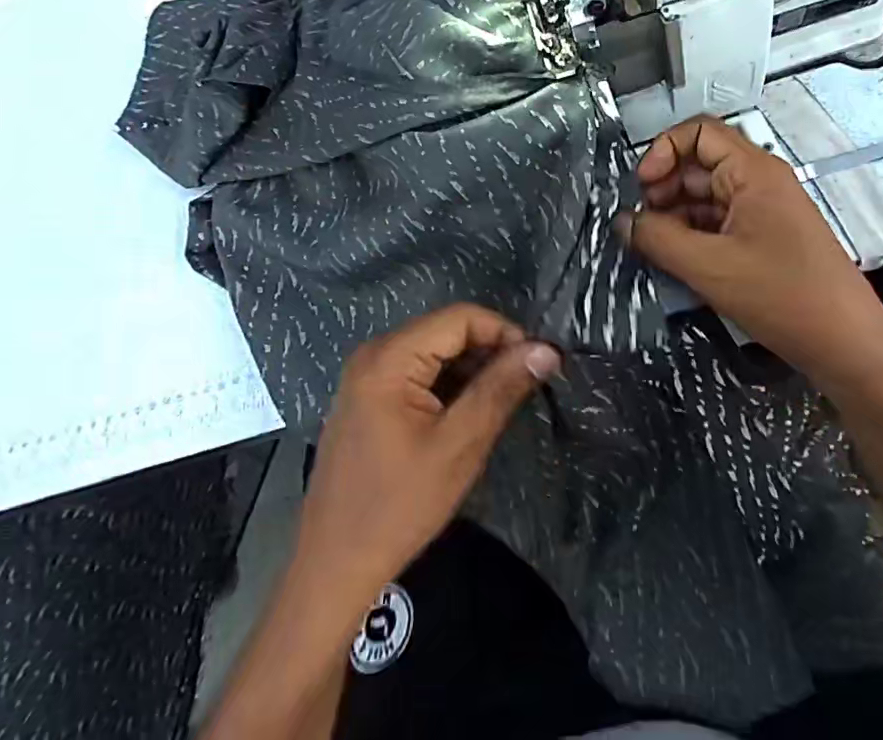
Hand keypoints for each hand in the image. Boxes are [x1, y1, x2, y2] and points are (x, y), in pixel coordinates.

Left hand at [292, 304, 560, 602]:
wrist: (335, 566)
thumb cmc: (399, 505)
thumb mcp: (461, 443)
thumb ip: (503, 387)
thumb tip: (547, 349)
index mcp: (388, 359)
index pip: (462, 318)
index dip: (507, 334)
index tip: (536, 367)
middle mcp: (373, 356)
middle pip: (449, 331)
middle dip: (492, 353)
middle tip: (522, 390)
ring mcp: (367, 378)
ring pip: (438, 353)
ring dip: (474, 371)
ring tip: (499, 406)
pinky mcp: (369, 399)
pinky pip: (421, 373)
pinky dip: (452, 386)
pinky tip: (467, 417)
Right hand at [618, 116, 882, 383]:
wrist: (843, 339)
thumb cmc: (782, 295)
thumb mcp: (709, 267)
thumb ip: (658, 239)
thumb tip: (624, 222)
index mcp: (753, 170)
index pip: (698, 132)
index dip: (662, 151)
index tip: (642, 188)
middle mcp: (761, 181)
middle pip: (700, 165)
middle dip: (664, 189)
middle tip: (643, 225)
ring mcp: (766, 210)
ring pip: (708, 197)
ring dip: (677, 216)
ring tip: (655, 248)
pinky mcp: (767, 238)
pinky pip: (722, 223)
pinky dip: (697, 235)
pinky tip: (680, 260)